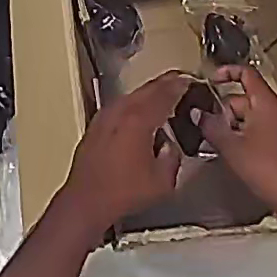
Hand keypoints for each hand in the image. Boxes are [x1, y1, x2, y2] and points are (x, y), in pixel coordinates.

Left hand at [46, 71, 187, 243]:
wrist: (87, 198)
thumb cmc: (125, 191)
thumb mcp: (162, 181)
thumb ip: (171, 157)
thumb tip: (170, 146)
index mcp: (138, 120)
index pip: (163, 95)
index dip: (178, 86)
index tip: (190, 79)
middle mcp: (120, 111)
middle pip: (146, 90)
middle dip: (164, 84)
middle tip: (179, 80)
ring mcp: (105, 115)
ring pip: (131, 95)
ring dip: (148, 92)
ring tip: (163, 94)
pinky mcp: (96, 123)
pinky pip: (120, 105)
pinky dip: (134, 102)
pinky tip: (139, 112)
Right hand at [199, 65, 276, 224]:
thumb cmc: (265, 166)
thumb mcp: (230, 145)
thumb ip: (210, 125)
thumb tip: (196, 112)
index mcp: (263, 102)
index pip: (246, 73)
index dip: (227, 72)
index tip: (209, 81)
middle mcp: (270, 110)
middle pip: (240, 98)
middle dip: (221, 109)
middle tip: (204, 124)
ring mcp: (274, 127)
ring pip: (243, 116)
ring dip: (227, 125)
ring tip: (211, 140)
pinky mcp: (274, 144)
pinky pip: (250, 130)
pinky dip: (236, 135)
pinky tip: (225, 150)